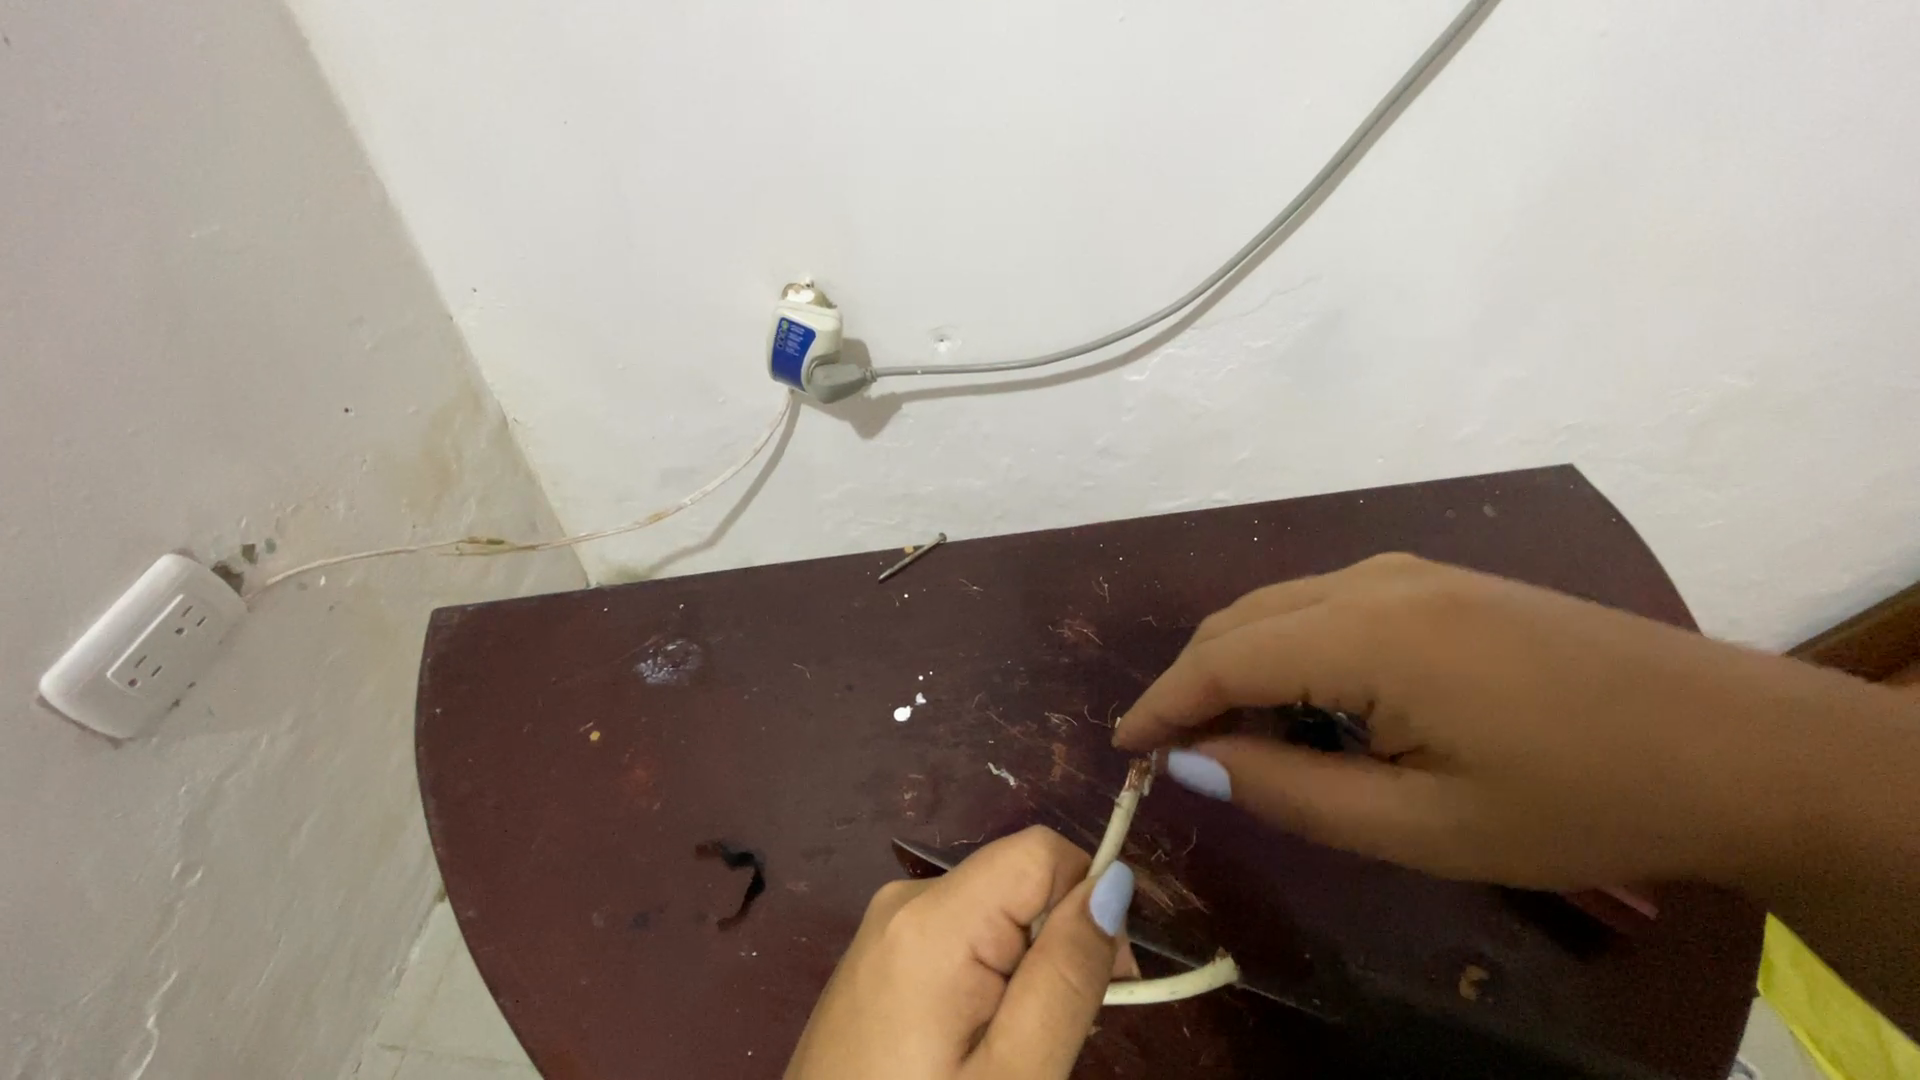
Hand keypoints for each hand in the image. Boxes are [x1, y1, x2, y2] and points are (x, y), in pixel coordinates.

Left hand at [785, 826, 1136, 1079]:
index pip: (1041, 852)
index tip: (1109, 984)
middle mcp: (905, 901)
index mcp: (932, 918)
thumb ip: (1066, 976)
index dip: (1090, 903)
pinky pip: (961, 939)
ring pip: (996, 914)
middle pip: (1018, 883)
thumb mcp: (1013, 1079)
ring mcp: (886, 929)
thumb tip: (1114, 879)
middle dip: (1059, 945)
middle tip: (1057, 1043)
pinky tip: (978, 1048)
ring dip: (1028, 969)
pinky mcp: (880, 958)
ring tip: (1012, 1057)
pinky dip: (992, 979)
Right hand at [1112, 553, 1912, 892]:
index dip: (1162, 703)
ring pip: (1277, 607)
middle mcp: (1373, 581)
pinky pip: (1322, 606)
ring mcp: (1407, 573)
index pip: (1223, 659)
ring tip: (1232, 735)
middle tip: (1171, 751)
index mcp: (1368, 635)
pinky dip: (1284, 649)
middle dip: (1191, 682)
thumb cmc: (1580, 801)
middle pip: (1240, 621)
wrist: (1742, 747)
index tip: (1122, 747)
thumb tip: (1194, 761)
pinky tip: (1303, 699)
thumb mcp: (1423, 827)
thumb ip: (1291, 791)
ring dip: (1237, 665)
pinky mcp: (1434, 582)